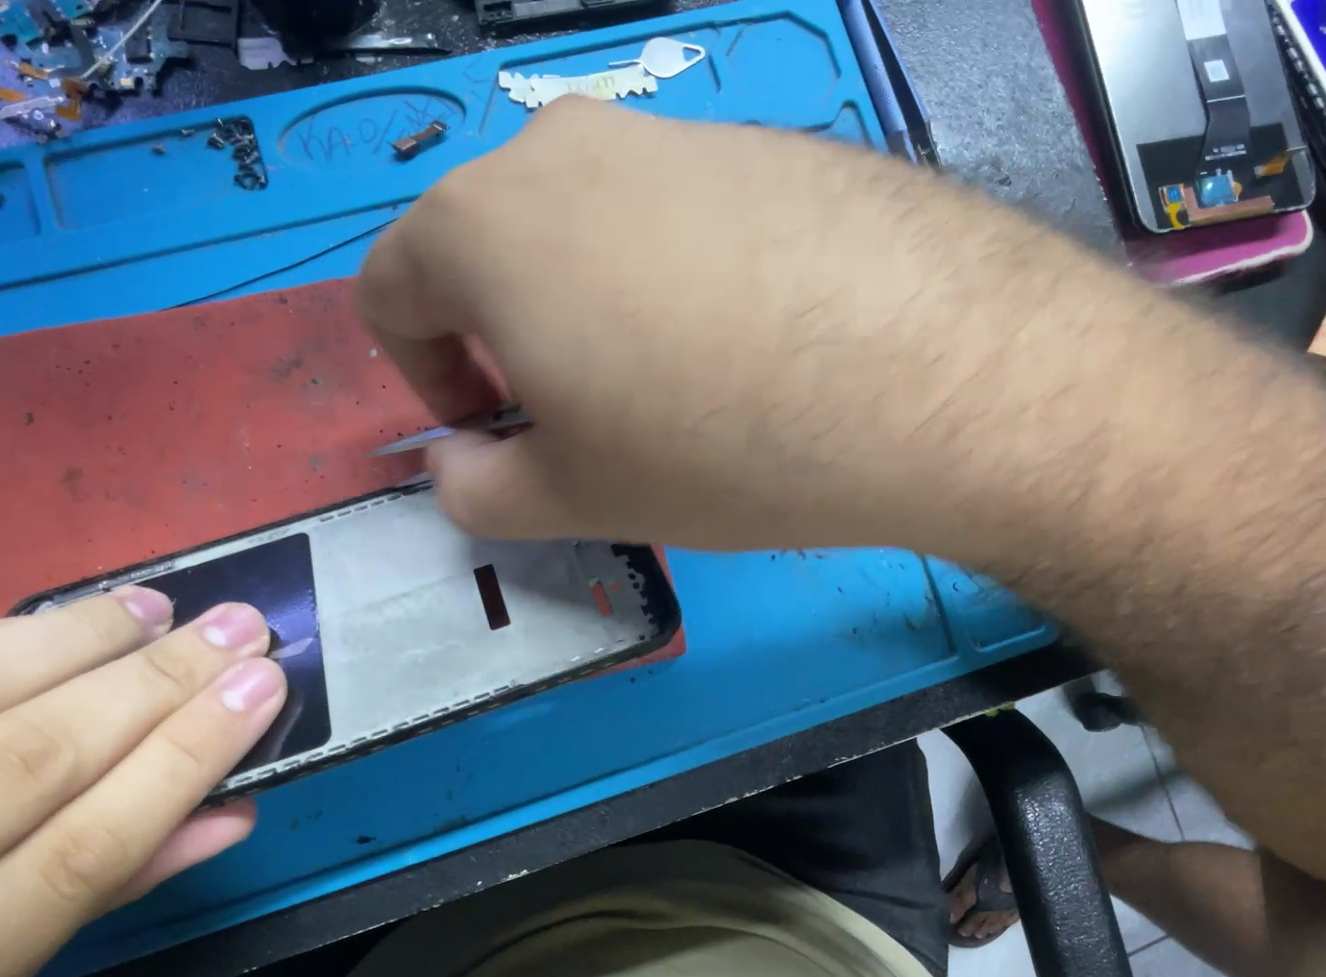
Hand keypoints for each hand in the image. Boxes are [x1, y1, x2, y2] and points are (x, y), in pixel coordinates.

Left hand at [0, 591, 284, 976]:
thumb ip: (70, 912)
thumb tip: (224, 814)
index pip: (62, 865)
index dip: (179, 765)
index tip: (258, 692)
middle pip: (11, 770)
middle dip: (150, 687)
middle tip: (237, 629)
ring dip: (69, 641)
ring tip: (157, 609)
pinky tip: (42, 624)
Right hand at [356, 97, 1116, 552]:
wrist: (937, 372)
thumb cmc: (715, 442)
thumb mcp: (573, 495)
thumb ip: (476, 490)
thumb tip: (453, 466)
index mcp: (480, 223)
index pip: (389, 290)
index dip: (423, 376)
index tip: (490, 428)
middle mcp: (560, 149)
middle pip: (482, 251)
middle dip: (500, 340)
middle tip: (574, 415)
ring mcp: (667, 133)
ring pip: (578, 229)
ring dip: (584, 308)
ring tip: (668, 384)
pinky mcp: (756, 144)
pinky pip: (669, 212)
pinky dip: (666, 276)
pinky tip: (743, 339)